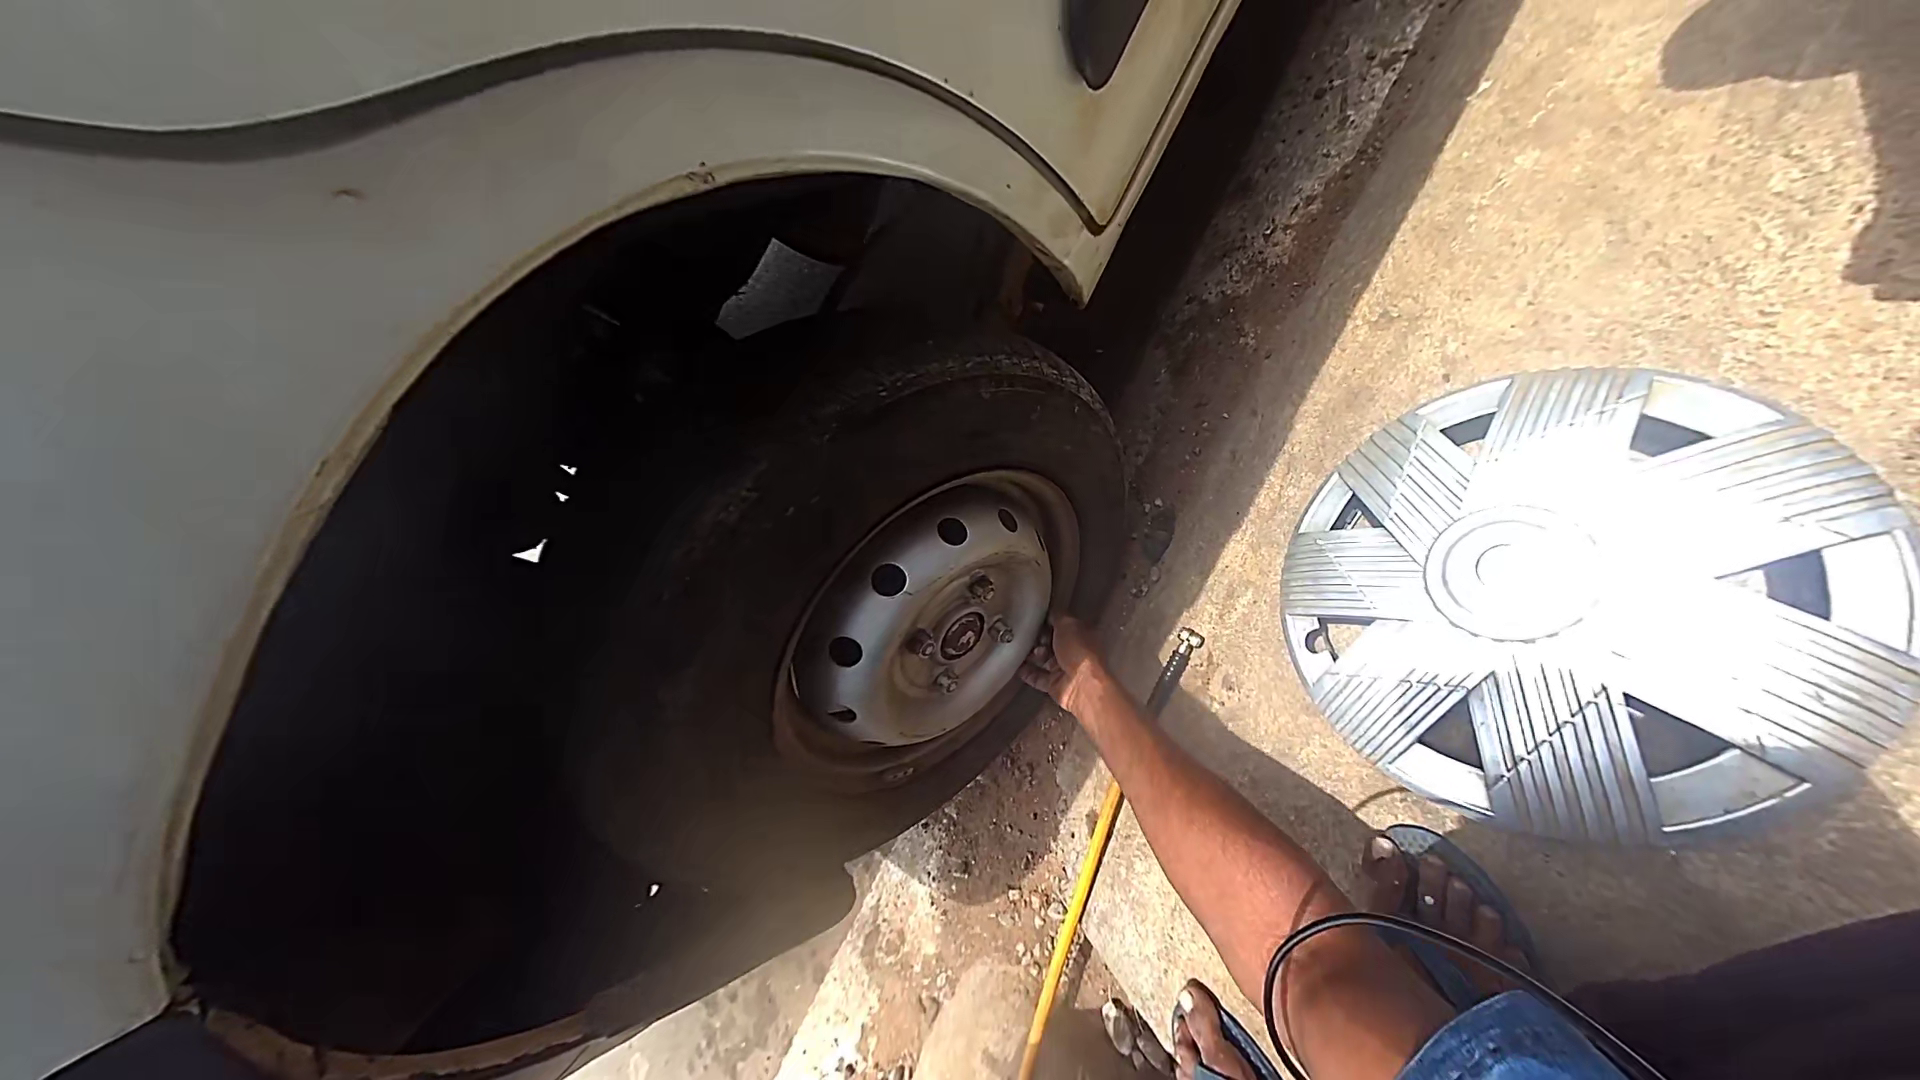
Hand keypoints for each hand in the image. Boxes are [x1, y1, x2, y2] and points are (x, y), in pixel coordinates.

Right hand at [1019, 615, 1110, 716]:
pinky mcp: (1054, 685)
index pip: (1062, 625)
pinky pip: (1037, 677)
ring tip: (1020, 649)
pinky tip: (1016, 666)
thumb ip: (1057, 615)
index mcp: (1081, 635)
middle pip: (1051, 643)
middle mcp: (1074, 652)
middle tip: (1026, 635)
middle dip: (1037, 638)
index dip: (1047, 621)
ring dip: (1031, 655)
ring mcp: (1064, 670)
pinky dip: (1026, 672)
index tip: (1033, 618)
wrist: (1082, 686)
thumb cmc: (1080, 652)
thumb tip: (1050, 610)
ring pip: (1043, 660)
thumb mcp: (1067, 624)